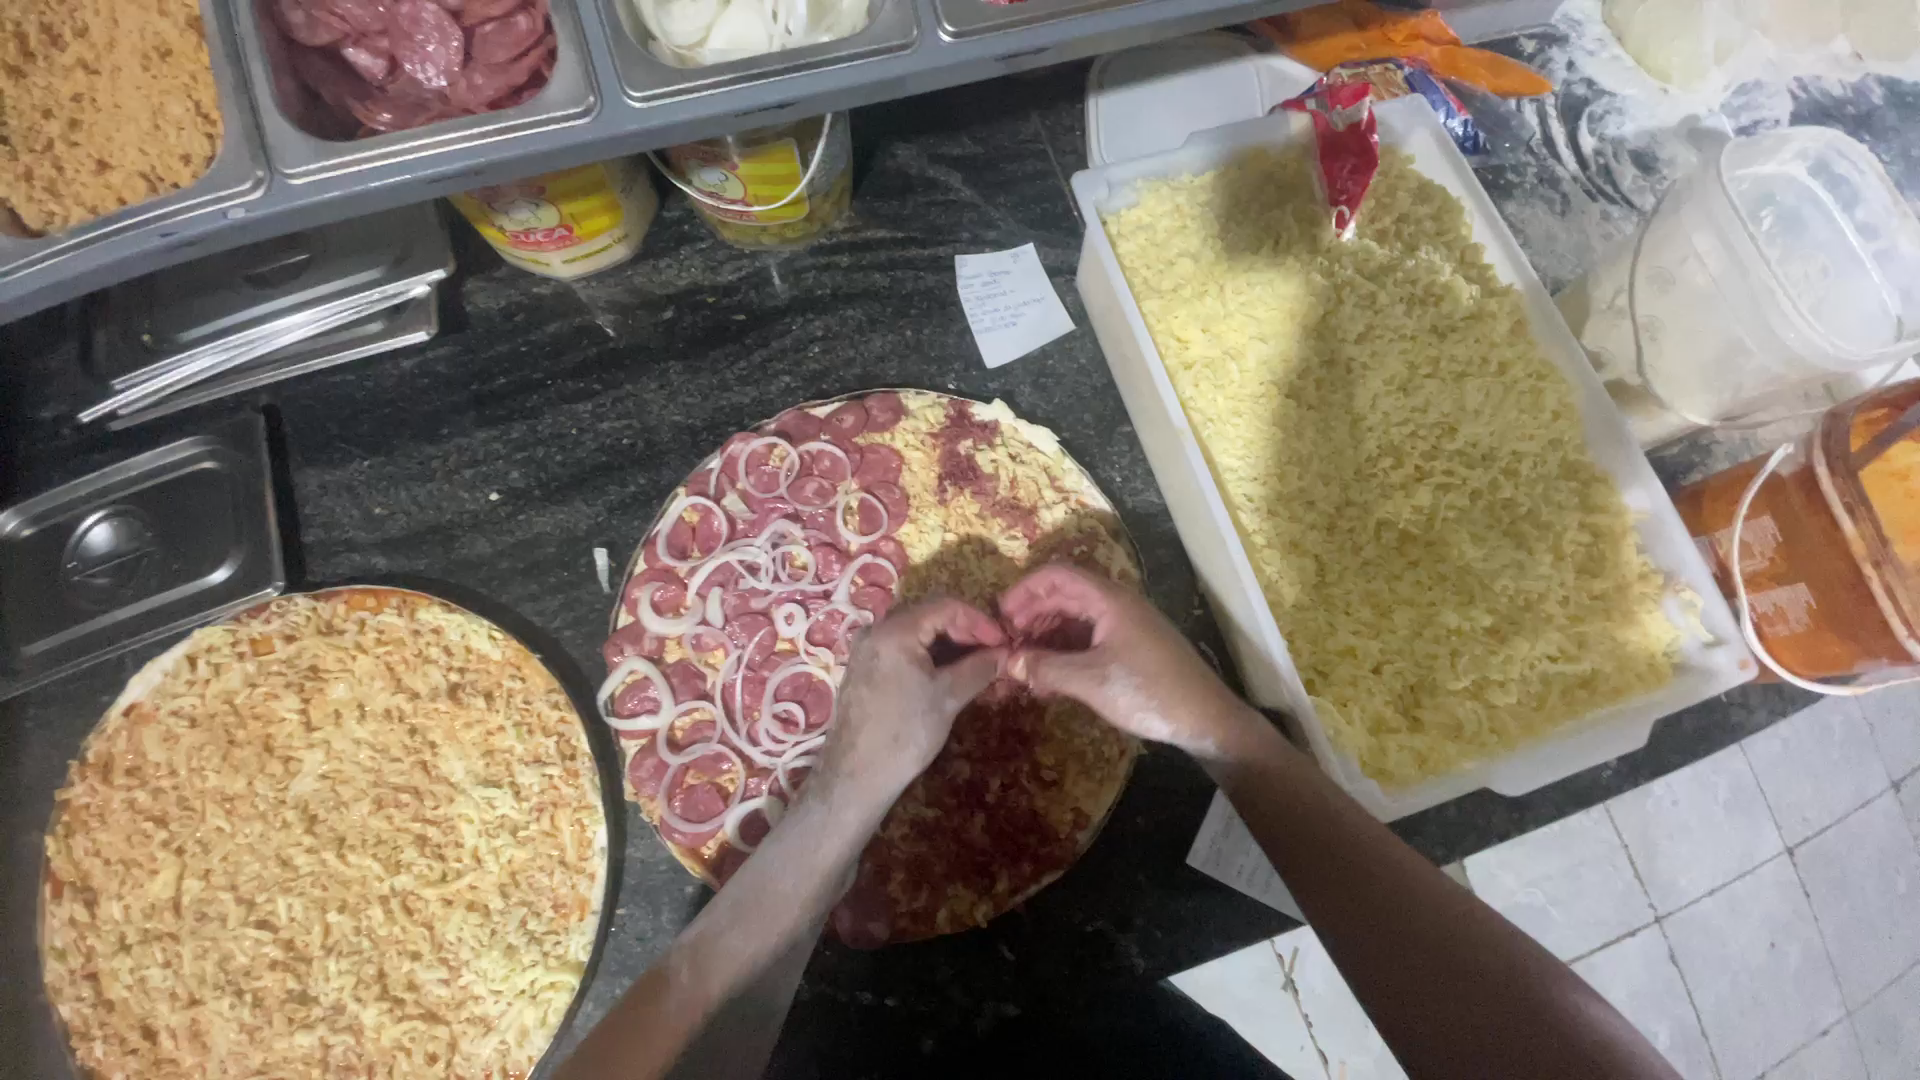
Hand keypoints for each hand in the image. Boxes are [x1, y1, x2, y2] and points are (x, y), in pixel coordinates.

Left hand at [815, 597, 1007, 808]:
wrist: (856, 776)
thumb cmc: (905, 733)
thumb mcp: (948, 697)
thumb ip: (979, 667)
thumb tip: (1006, 654)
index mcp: (894, 630)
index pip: (946, 607)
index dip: (980, 622)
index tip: (1004, 642)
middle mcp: (876, 630)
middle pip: (930, 616)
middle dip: (966, 632)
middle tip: (994, 652)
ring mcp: (867, 649)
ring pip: (918, 634)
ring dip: (950, 646)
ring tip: (978, 665)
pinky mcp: (865, 668)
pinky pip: (903, 649)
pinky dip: (930, 656)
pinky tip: (950, 674)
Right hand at [1000, 564, 1263, 761]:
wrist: (1207, 720)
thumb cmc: (1148, 691)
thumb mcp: (1090, 681)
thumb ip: (1044, 668)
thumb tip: (1006, 663)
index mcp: (1109, 599)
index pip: (1056, 576)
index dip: (1024, 591)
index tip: (999, 618)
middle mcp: (1116, 604)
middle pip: (1062, 596)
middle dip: (1030, 618)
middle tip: (1005, 646)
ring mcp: (1124, 626)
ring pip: (1073, 621)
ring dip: (1044, 639)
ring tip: (1021, 667)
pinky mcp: (1129, 648)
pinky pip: (1087, 640)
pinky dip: (1063, 654)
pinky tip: (1047, 680)